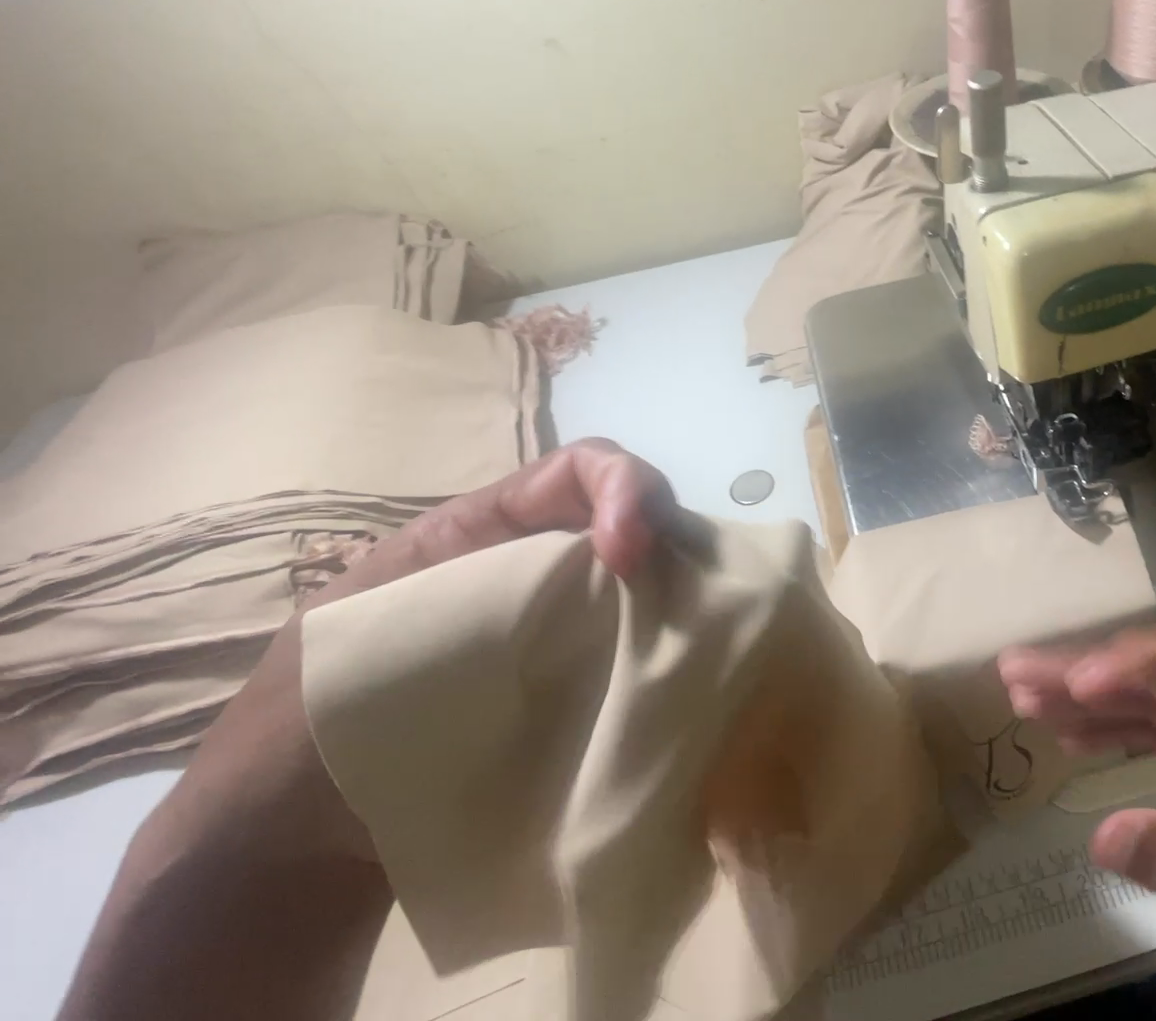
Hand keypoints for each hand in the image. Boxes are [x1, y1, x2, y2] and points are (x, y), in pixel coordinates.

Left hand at [171, 437, 676, 866]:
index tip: (627, 554)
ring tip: (694, 652)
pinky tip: (681, 691)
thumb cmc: (317, 725)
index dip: (622, 489)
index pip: (578, 472)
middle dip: (670, 547)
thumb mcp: (375, 624)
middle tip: (685, 609)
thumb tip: (604, 563)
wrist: (301, 844)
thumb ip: (475, 576)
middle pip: (636, 525)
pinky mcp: (588, 695)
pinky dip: (676, 664)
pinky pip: (648, 661)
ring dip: (686, 606)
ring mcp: (571, 636)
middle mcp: (539, 573)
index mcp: (481, 534)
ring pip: (655, 591)